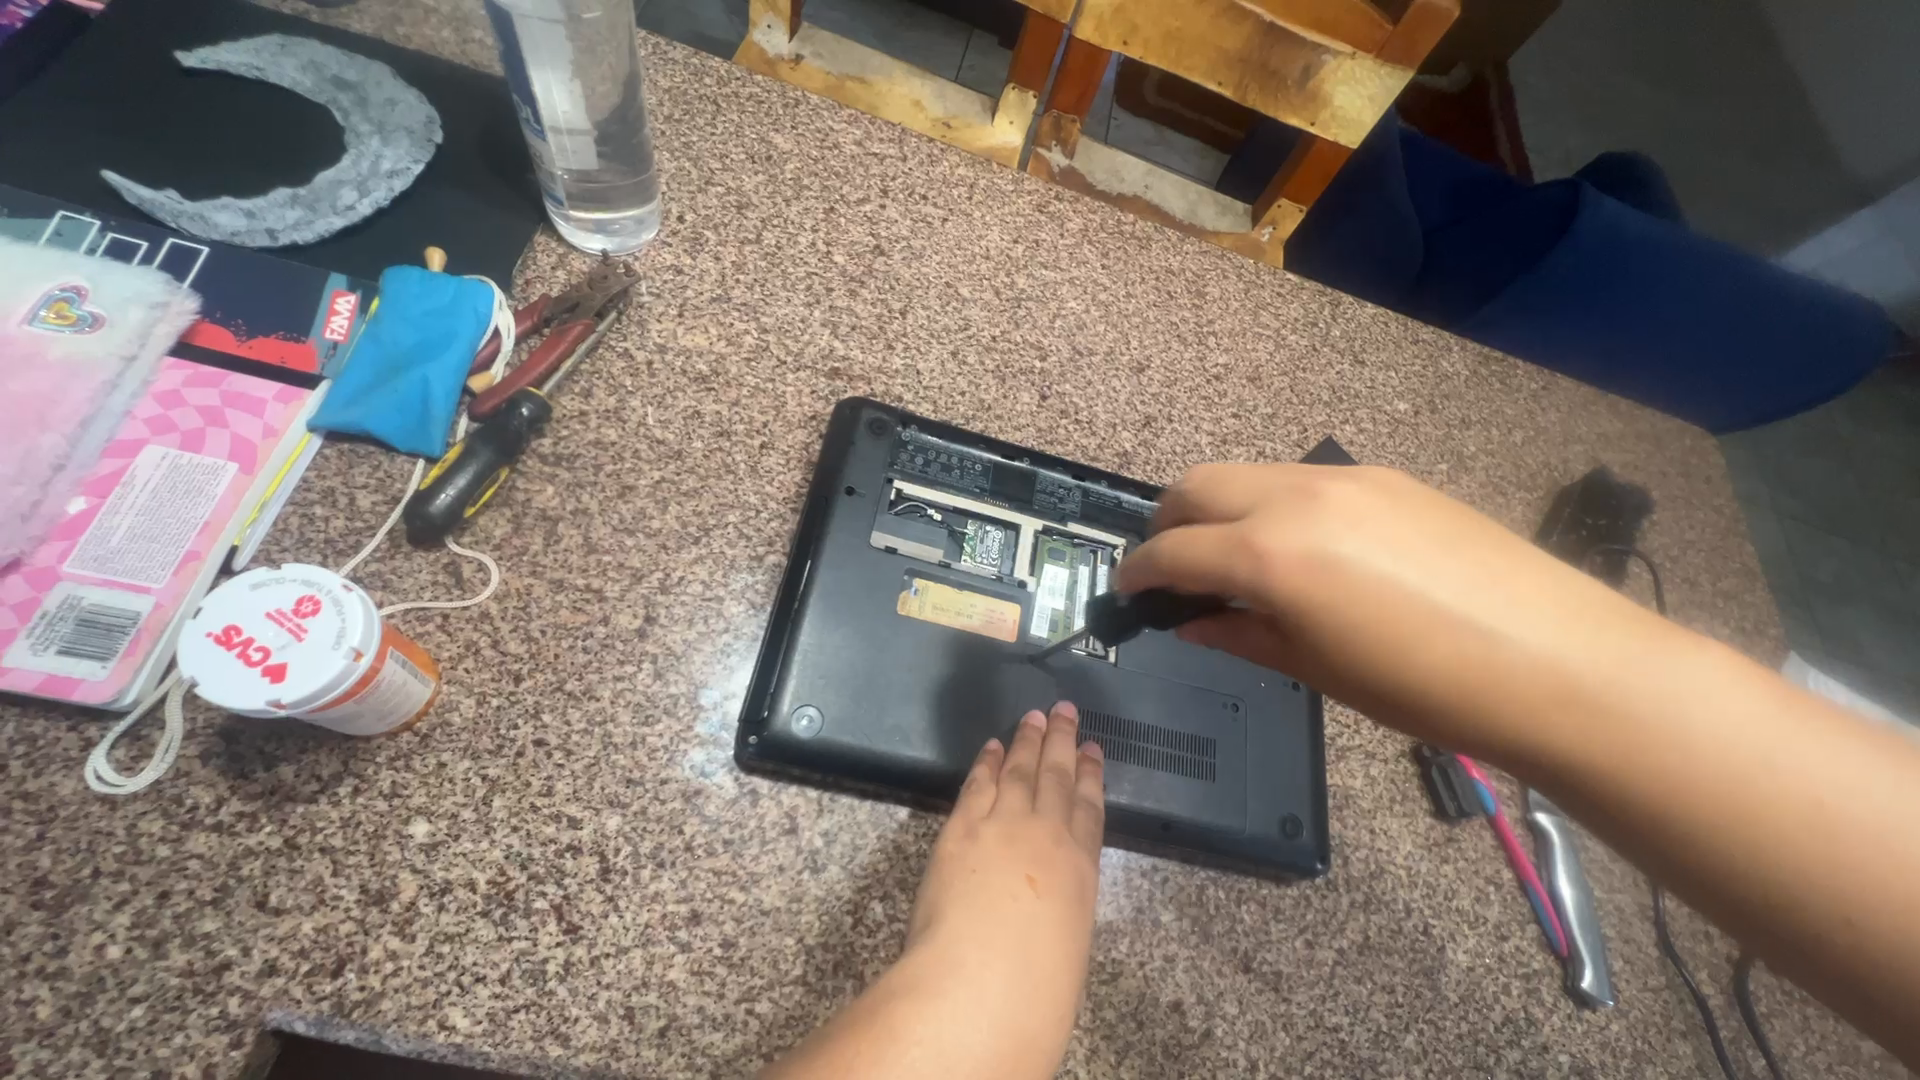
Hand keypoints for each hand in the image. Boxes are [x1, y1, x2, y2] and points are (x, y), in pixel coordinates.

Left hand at [762, 703, 1104, 1079]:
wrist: (980, 987)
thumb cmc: (1033, 992)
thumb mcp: (1066, 947)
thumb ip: (1059, 911)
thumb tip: (1048, 903)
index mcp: (1080, 871)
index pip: (1089, 809)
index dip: (1091, 775)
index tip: (1092, 749)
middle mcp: (1047, 836)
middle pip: (1057, 776)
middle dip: (1062, 740)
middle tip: (1065, 710)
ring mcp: (1003, 826)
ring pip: (1019, 770)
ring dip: (1026, 741)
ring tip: (1033, 716)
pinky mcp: (962, 828)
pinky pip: (978, 785)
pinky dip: (986, 763)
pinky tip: (991, 748)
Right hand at [1116, 464, 1677, 753]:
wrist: (1561, 664)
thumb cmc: (1425, 688)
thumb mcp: (1315, 668)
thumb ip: (1239, 633)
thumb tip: (1191, 621)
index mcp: (1270, 555)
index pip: (1173, 550)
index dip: (1138, 572)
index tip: (1127, 590)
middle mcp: (1295, 498)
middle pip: (1195, 486)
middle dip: (1166, 523)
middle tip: (1170, 567)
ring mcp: (1345, 478)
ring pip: (1246, 474)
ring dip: (1218, 509)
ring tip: (1234, 559)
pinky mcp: (1386, 477)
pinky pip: (1300, 479)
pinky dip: (1271, 506)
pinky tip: (1301, 551)